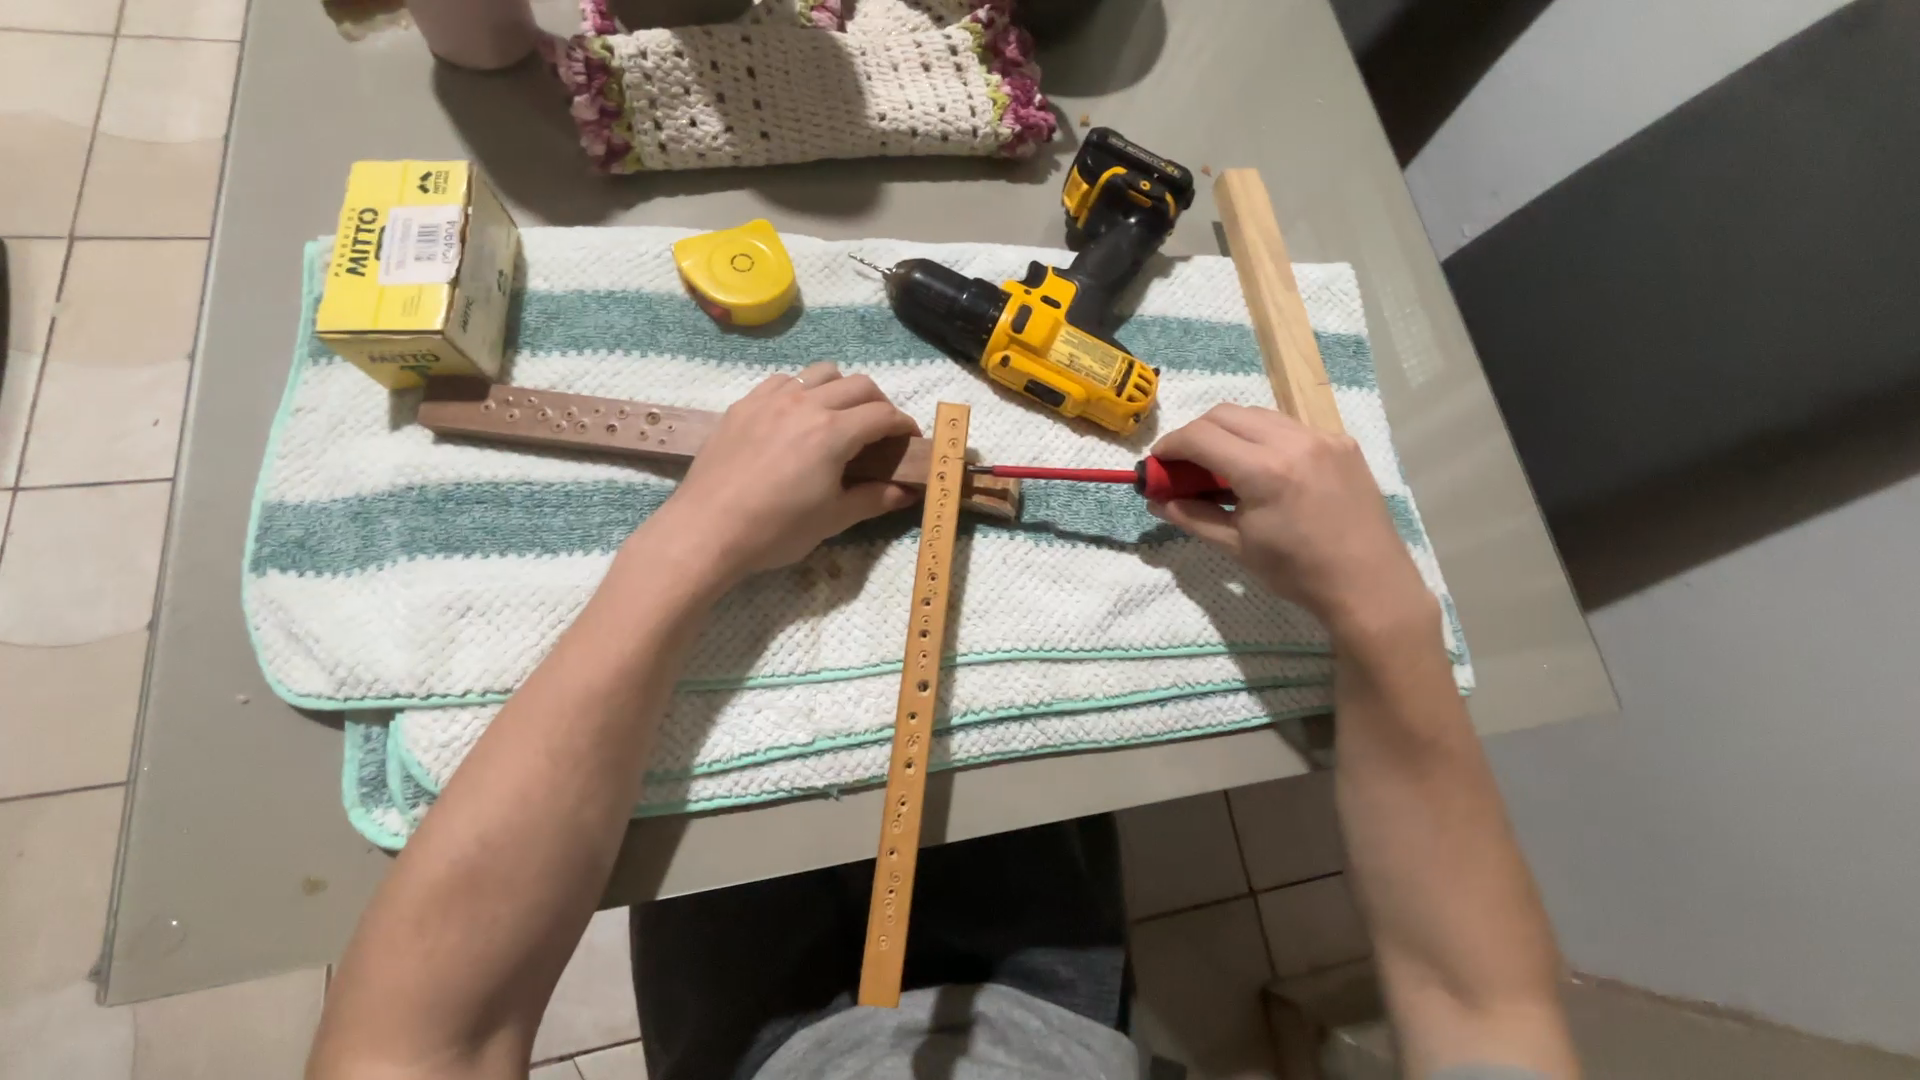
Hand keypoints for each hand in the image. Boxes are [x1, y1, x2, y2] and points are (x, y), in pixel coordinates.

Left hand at [639, 362, 920, 586]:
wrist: (707, 530)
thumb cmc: (775, 530)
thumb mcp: (833, 519)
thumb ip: (874, 499)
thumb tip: (907, 493)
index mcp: (834, 432)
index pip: (883, 414)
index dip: (904, 425)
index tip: (909, 441)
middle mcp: (806, 404)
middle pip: (859, 384)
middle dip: (880, 403)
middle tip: (881, 431)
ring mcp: (772, 399)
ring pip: (822, 373)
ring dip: (842, 389)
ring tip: (841, 417)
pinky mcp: (745, 404)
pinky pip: (785, 381)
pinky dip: (803, 390)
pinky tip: (798, 417)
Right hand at [1148, 405, 1434, 637]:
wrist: (1368, 584)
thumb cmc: (1297, 572)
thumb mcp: (1236, 547)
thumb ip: (1193, 517)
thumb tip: (1157, 501)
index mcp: (1264, 470)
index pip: (1200, 437)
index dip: (1170, 445)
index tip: (1157, 462)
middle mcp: (1294, 441)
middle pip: (1225, 414)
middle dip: (1196, 433)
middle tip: (1184, 464)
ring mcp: (1322, 438)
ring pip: (1258, 415)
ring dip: (1229, 431)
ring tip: (1221, 465)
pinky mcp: (1341, 443)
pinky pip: (1289, 427)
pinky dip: (1264, 439)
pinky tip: (1262, 469)